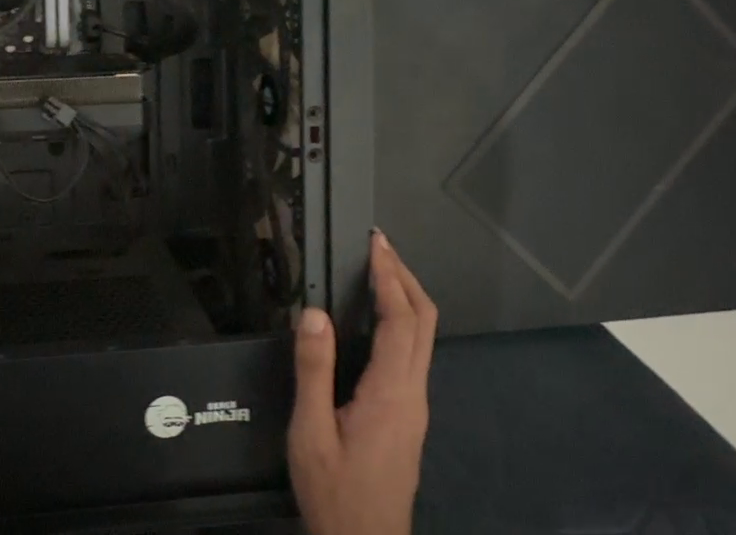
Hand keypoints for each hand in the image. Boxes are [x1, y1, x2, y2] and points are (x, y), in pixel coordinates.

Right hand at [289, 230, 438, 534]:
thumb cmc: (336, 491)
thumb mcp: (311, 433)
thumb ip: (313, 371)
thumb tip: (314, 314)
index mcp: (391, 392)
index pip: (399, 320)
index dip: (389, 277)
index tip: (375, 244)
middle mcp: (413, 393)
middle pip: (424, 322)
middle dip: (405, 278)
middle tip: (379, 247)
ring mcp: (416, 406)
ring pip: (422, 338)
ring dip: (405, 298)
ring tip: (377, 271)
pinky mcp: (409, 416)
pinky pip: (413, 354)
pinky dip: (399, 322)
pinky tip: (375, 319)